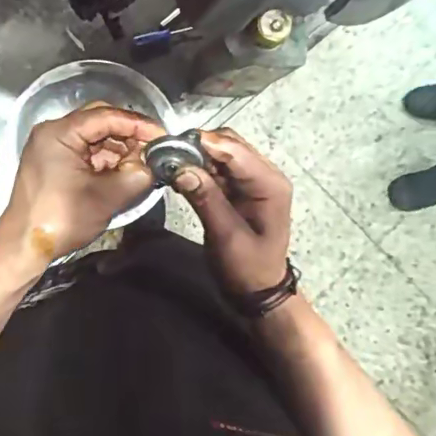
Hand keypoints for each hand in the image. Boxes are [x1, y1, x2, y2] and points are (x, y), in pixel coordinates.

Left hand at [0, 105, 165, 277]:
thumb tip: (153, 165)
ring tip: (141, 164)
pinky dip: (104, 160)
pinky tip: (122, 172)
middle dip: (128, 135)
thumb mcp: (107, 197)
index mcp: (59, 133)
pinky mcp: (52, 163)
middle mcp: (52, 133)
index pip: (106, 116)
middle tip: (153, 149)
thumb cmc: (61, 219)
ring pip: (93, 137)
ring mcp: (50, 147)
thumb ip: (136, 175)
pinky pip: (84, 152)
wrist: (25, 246)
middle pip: (99, 122)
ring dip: (118, 149)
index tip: (161, 136)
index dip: (137, 125)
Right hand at [171, 128, 292, 295]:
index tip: (168, 145)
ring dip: (196, 156)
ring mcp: (254, 180)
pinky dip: (200, 168)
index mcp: (270, 184)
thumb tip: (181, 168)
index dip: (202, 143)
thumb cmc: (248, 268)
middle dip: (198, 147)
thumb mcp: (226, 236)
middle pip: (229, 144)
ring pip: (222, 153)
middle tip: (166, 156)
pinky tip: (180, 175)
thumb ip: (206, 199)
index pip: (235, 150)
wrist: (260, 292)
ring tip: (169, 164)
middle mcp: (265, 174)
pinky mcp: (241, 188)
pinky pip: (218, 167)